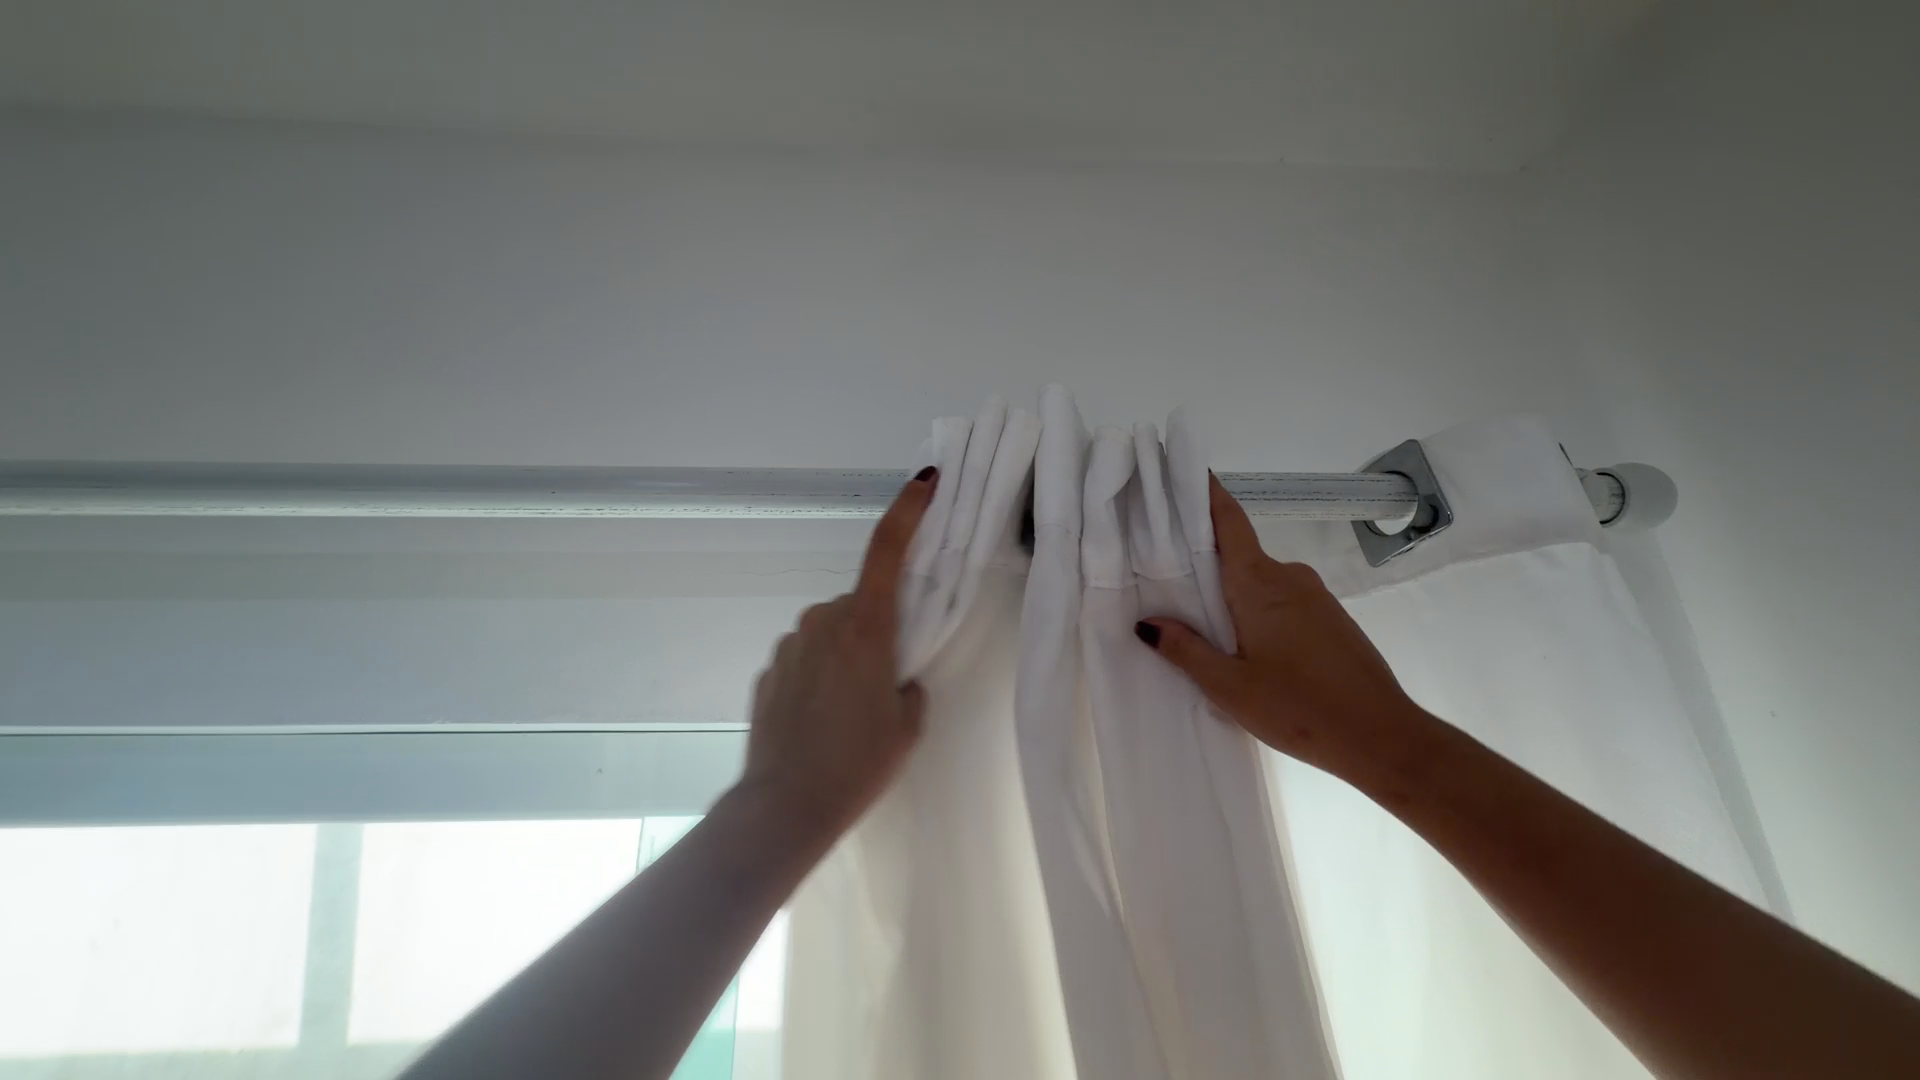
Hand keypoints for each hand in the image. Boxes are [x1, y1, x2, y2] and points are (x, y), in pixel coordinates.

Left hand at [736, 467, 936, 837]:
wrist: (784, 806)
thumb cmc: (858, 763)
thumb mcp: (908, 724)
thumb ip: (907, 684)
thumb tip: (892, 675)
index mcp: (865, 627)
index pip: (887, 551)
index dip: (907, 511)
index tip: (924, 481)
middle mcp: (823, 622)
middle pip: (860, 605)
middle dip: (875, 630)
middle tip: (884, 684)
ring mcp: (789, 646)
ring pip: (830, 634)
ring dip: (845, 656)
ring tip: (848, 713)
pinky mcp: (768, 673)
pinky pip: (805, 659)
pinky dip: (818, 677)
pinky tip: (819, 722)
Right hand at [1136, 474, 1428, 778]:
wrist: (1383, 738)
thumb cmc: (1299, 708)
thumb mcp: (1228, 686)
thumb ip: (1185, 649)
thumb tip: (1147, 622)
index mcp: (1259, 583)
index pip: (1227, 520)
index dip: (1203, 492)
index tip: (1178, 469)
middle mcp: (1288, 577)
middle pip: (1236, 552)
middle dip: (1201, 557)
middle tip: (1161, 572)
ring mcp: (1313, 595)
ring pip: (1258, 580)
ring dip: (1229, 591)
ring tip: (1197, 620)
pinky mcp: (1329, 617)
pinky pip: (1279, 599)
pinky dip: (1254, 608)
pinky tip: (1243, 644)